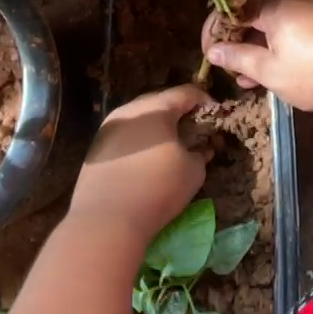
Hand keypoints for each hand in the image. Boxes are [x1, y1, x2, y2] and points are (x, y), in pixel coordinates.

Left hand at [70, 84, 208, 241]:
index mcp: (155, 108)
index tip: (216, 116)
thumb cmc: (158, 188)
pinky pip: (126, 136)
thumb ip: (201, 152)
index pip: (186, 93)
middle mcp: (129, 110)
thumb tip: (202, 148)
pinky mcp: (95, 149)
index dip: (205, 102)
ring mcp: (108, 129)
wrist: (106, 221)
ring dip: (158, 128)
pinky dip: (141, 141)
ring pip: (140, 119)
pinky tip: (148, 160)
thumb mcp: (194, 170)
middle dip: (180, 113)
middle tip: (195, 130)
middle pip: (160, 101)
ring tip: (171, 146)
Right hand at [202, 0, 312, 111]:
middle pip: (255, 15)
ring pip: (275, 25)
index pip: (233, 10)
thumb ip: (238, 58)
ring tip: (251, 81)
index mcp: (274, 4)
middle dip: (239, 43)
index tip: (209, 56)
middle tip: (231, 72)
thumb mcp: (269, 70)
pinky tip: (277, 72)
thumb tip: (214, 51)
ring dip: (260, 49)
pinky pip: (294, 28)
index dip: (217, 33)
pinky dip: (280, 47)